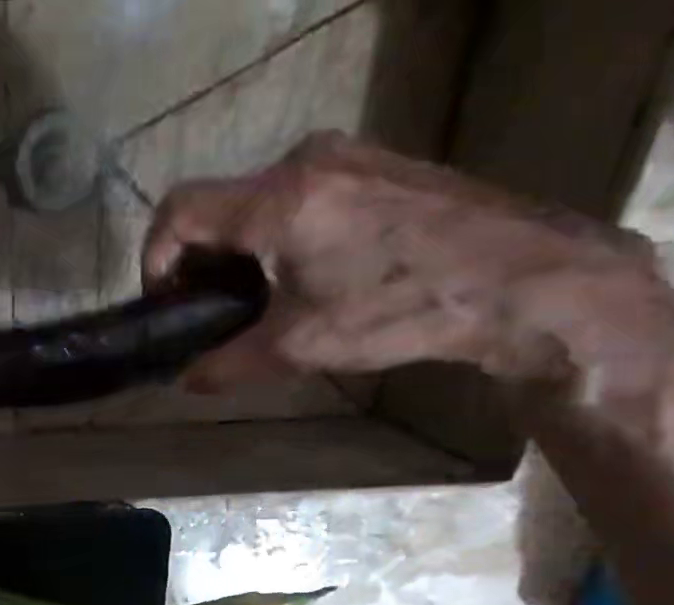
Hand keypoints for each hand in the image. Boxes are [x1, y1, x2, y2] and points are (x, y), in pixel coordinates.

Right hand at [142, 132, 669, 391]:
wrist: (519, 278)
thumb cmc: (399, 309)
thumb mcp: (299, 348)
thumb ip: (227, 365)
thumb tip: (187, 381)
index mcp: (276, 202)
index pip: (179, 211)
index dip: (154, 256)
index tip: (164, 300)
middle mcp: (302, 162)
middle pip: (217, 204)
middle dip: (198, 257)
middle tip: (208, 307)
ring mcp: (343, 156)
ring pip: (256, 197)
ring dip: (239, 246)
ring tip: (256, 295)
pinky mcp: (373, 163)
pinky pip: (297, 191)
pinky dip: (277, 230)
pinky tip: (302, 270)